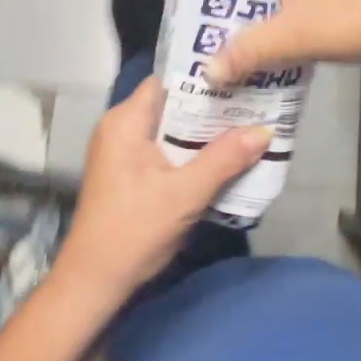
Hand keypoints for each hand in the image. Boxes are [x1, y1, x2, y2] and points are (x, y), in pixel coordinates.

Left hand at [53, 77, 271, 300]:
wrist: (95, 282)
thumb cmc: (134, 230)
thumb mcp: (185, 194)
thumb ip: (225, 159)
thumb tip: (265, 130)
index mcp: (126, 122)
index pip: (169, 81)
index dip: (205, 78)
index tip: (242, 78)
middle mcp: (121, 129)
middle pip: (173, 105)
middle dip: (213, 108)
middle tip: (256, 103)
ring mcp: (124, 153)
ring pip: (172, 131)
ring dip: (205, 134)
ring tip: (249, 127)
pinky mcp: (131, 174)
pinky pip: (167, 151)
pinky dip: (193, 153)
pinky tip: (225, 159)